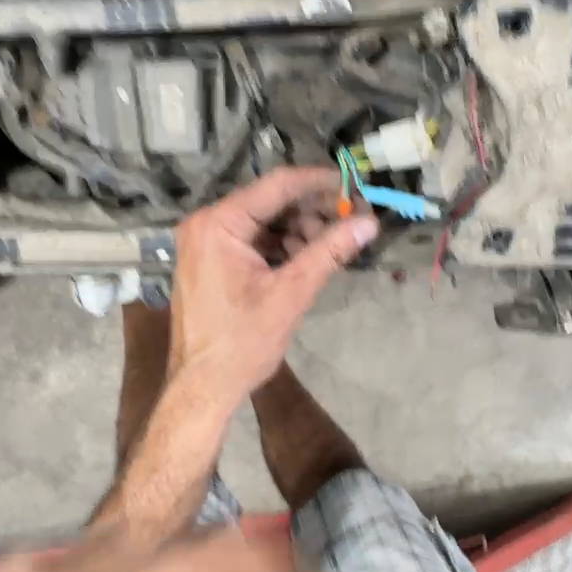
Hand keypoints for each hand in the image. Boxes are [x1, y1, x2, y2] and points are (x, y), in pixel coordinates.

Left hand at [167, 168, 377, 400]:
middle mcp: (205, 224)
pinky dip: (279, 247)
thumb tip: (369, 224)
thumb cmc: (242, 343)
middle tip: (351, 222)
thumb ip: (329, 252)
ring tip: (332, 246)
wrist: (202, 388)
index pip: (277, 186)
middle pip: (269, 203)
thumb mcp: (291, 293)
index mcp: (218, 224)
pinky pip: (250, 242)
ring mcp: (203, 243)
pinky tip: (307, 259)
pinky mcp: (208, 262)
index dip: (319, 183)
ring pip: (261, 223)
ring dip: (298, 230)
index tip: (355, 185)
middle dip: (311, 211)